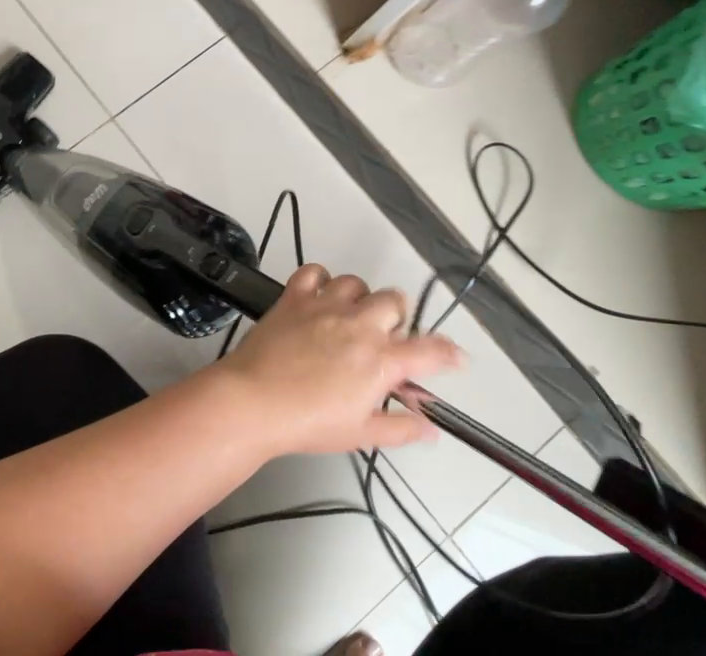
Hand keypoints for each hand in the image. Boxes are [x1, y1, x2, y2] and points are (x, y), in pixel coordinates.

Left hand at [218, 263, 461, 456]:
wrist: (253, 401)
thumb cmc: (305, 421)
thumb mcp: (361, 434)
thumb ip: (400, 428)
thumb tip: (427, 427)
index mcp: (381, 360)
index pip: (431, 350)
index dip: (448, 353)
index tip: (453, 357)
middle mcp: (358, 326)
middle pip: (395, 302)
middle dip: (398, 318)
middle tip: (386, 339)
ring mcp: (325, 307)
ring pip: (357, 283)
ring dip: (361, 298)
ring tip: (353, 317)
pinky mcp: (294, 298)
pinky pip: (313, 272)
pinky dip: (320, 279)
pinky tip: (319, 295)